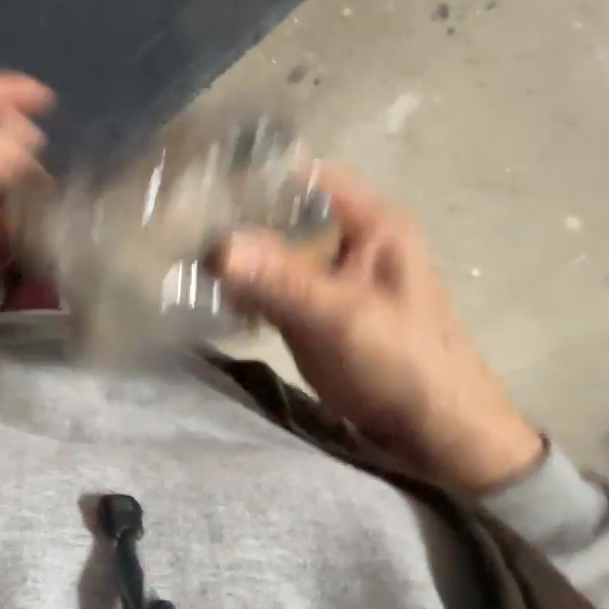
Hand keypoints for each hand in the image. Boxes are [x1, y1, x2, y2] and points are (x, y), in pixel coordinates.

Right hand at [213, 164, 543, 493]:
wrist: (432, 429)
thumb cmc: (402, 364)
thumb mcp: (341, 317)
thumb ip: (281, 279)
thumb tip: (216, 246)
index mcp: (372, 224)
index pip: (305, 179)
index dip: (256, 180)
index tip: (198, 192)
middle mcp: (349, 240)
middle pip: (280, 215)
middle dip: (232, 226)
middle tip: (176, 236)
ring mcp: (329, 278)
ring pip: (269, 254)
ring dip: (231, 262)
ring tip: (181, 268)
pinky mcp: (311, 311)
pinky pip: (267, 288)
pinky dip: (239, 292)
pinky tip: (209, 303)